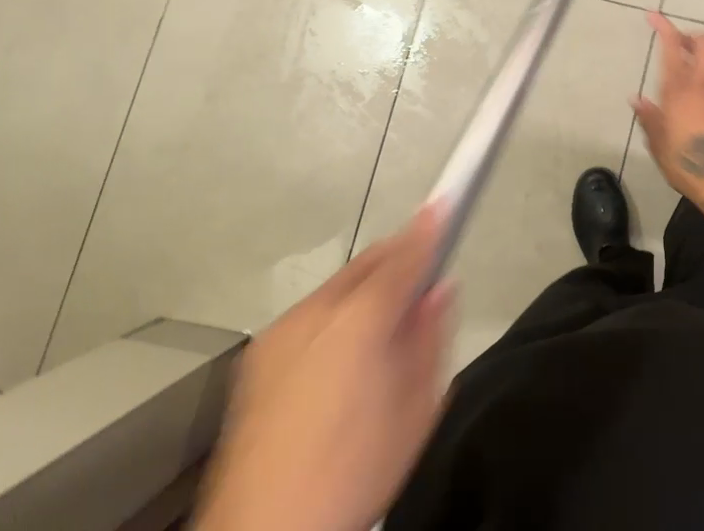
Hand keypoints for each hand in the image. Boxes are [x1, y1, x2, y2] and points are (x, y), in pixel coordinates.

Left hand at [193, 208, 453, 530]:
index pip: (403, 258)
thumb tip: (439, 291)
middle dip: (398, 257)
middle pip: (365, 264)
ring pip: (336, 288)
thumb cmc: (355, 470)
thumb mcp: (417, 407)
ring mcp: (279, 334)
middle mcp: (313, 316)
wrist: (268, 529)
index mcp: (359, 325)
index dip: (428, 229)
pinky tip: (349, 351)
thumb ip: (430, 336)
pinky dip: (338, 312)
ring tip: (389, 320)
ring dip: (367, 287)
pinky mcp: (258, 357)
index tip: (445, 204)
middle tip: (426, 269)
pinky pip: (311, 314)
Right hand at [632, 12, 703, 233]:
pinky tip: (702, 97)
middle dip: (689, 37)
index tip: (653, 16)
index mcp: (679, 88)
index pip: (672, 45)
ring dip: (701, 59)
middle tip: (676, 45)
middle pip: (703, 43)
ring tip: (687, 74)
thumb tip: (637, 99)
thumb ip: (649, 117)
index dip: (663, 26)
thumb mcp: (658, 142)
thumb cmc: (685, 161)